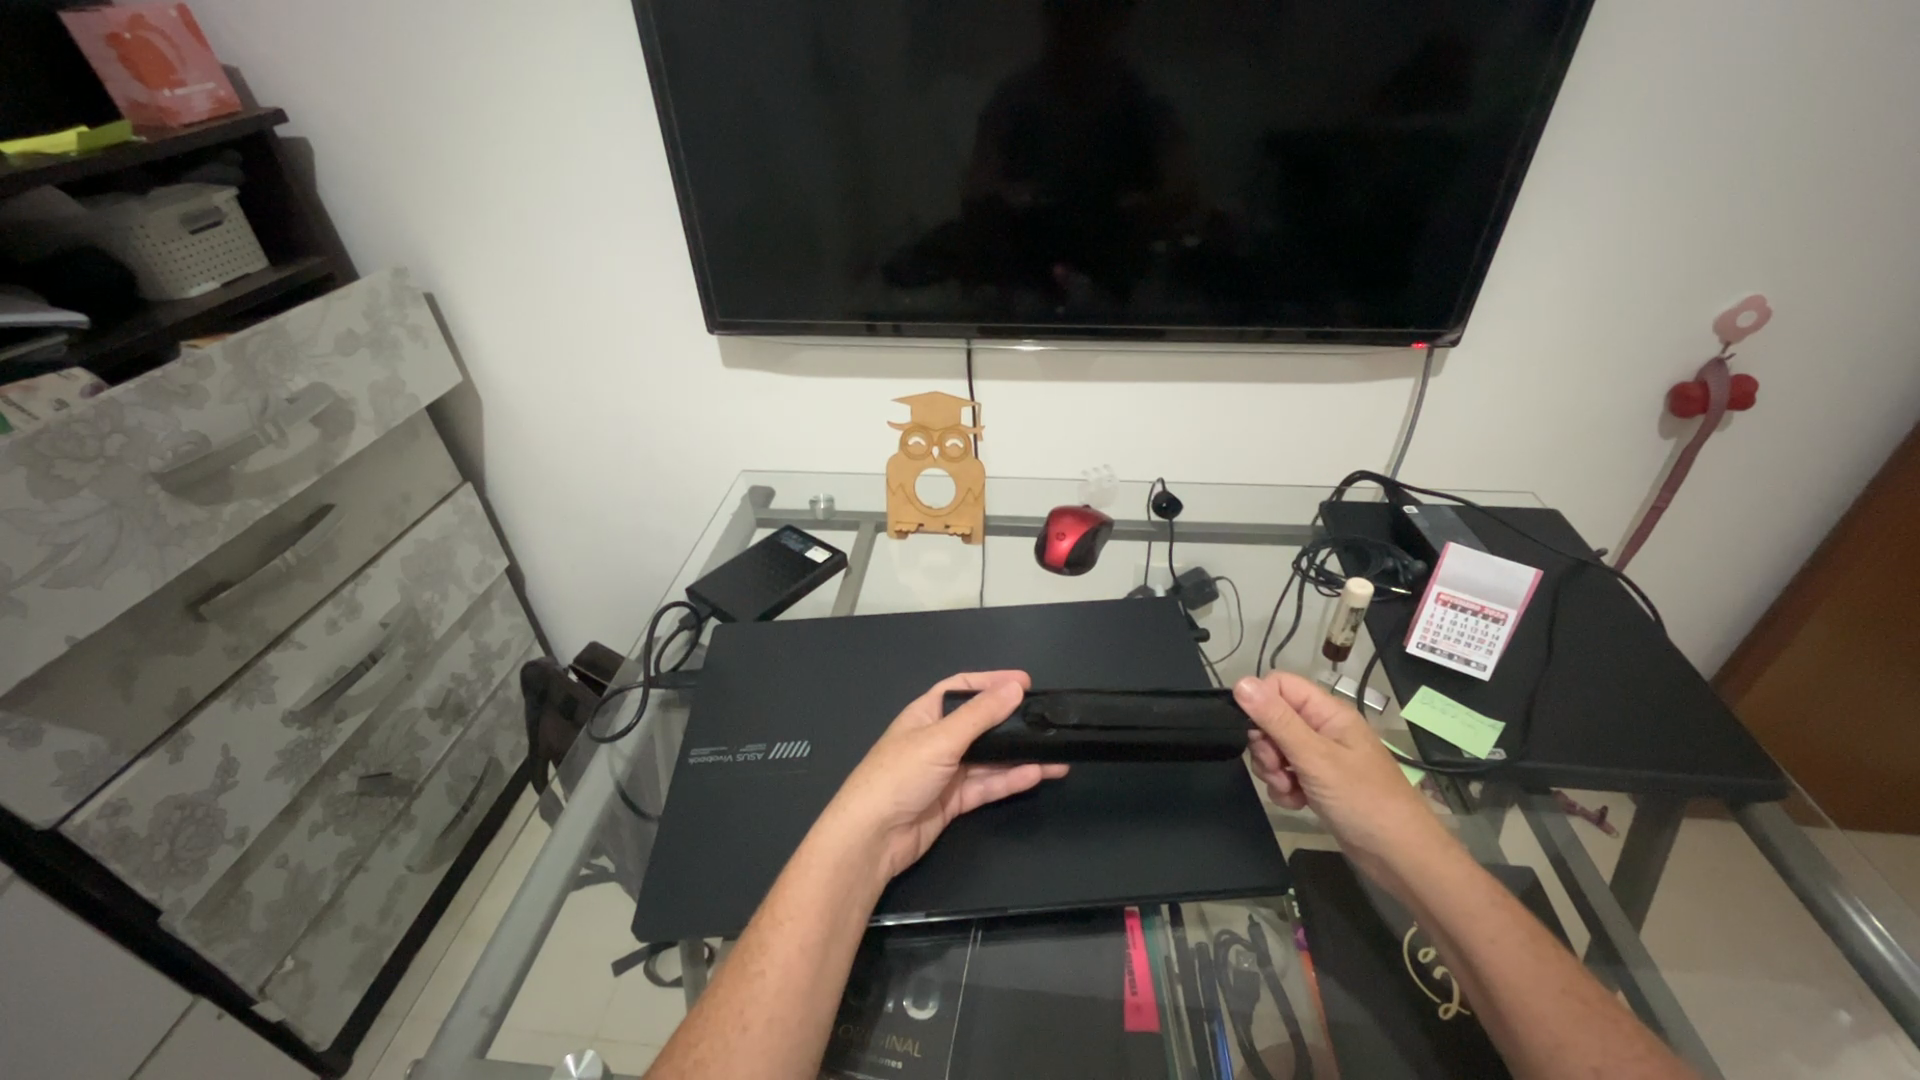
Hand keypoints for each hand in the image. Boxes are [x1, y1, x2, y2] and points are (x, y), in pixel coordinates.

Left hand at [817, 671, 1069, 882]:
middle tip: (1046, 720)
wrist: (873, 838)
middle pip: (980, 725)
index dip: (991, 682)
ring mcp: (945, 772)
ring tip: (1055, 754)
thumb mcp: (941, 738)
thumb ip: (980, 715)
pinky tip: (1036, 774)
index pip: (962, 688)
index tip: (1024, 682)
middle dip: (1011, 722)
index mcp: (925, 714)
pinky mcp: (953, 801)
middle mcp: (937, 739)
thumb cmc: (898, 776)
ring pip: (989, 758)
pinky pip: (987, 785)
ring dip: (1019, 756)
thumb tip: (1014, 687)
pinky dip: (1010, 780)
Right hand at [1236, 673, 1456, 883]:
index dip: (1261, 704)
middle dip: (1265, 745)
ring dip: (1272, 771)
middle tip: (1276, 768)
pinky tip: (1296, 803)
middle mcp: (1324, 729)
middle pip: (1273, 719)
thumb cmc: (1362, 799)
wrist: (1399, 855)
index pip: (1280, 686)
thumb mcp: (1314, 757)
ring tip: (1288, 790)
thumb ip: (1277, 720)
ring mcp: (1321, 758)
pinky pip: (1286, 775)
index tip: (1256, 733)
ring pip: (1276, 749)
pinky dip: (1284, 789)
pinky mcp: (1318, 783)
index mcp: (1328, 713)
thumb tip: (1241, 682)